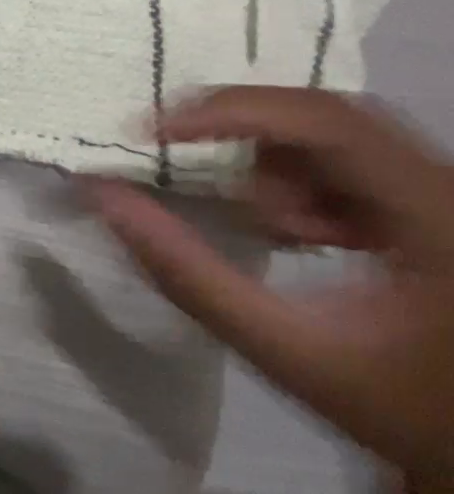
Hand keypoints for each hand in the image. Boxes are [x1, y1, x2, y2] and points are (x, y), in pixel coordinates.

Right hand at [84, 87, 453, 480]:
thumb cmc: (391, 403)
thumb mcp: (285, 349)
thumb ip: (186, 273)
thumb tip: (96, 192)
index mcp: (435, 218)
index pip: (323, 121)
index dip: (228, 111)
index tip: (148, 132)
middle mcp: (450, 191)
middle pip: (329, 118)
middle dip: (245, 137)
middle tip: (184, 164)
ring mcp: (446, 199)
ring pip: (340, 138)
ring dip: (273, 166)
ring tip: (254, 222)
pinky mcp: (437, 211)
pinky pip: (357, 165)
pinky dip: (302, 184)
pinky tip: (290, 232)